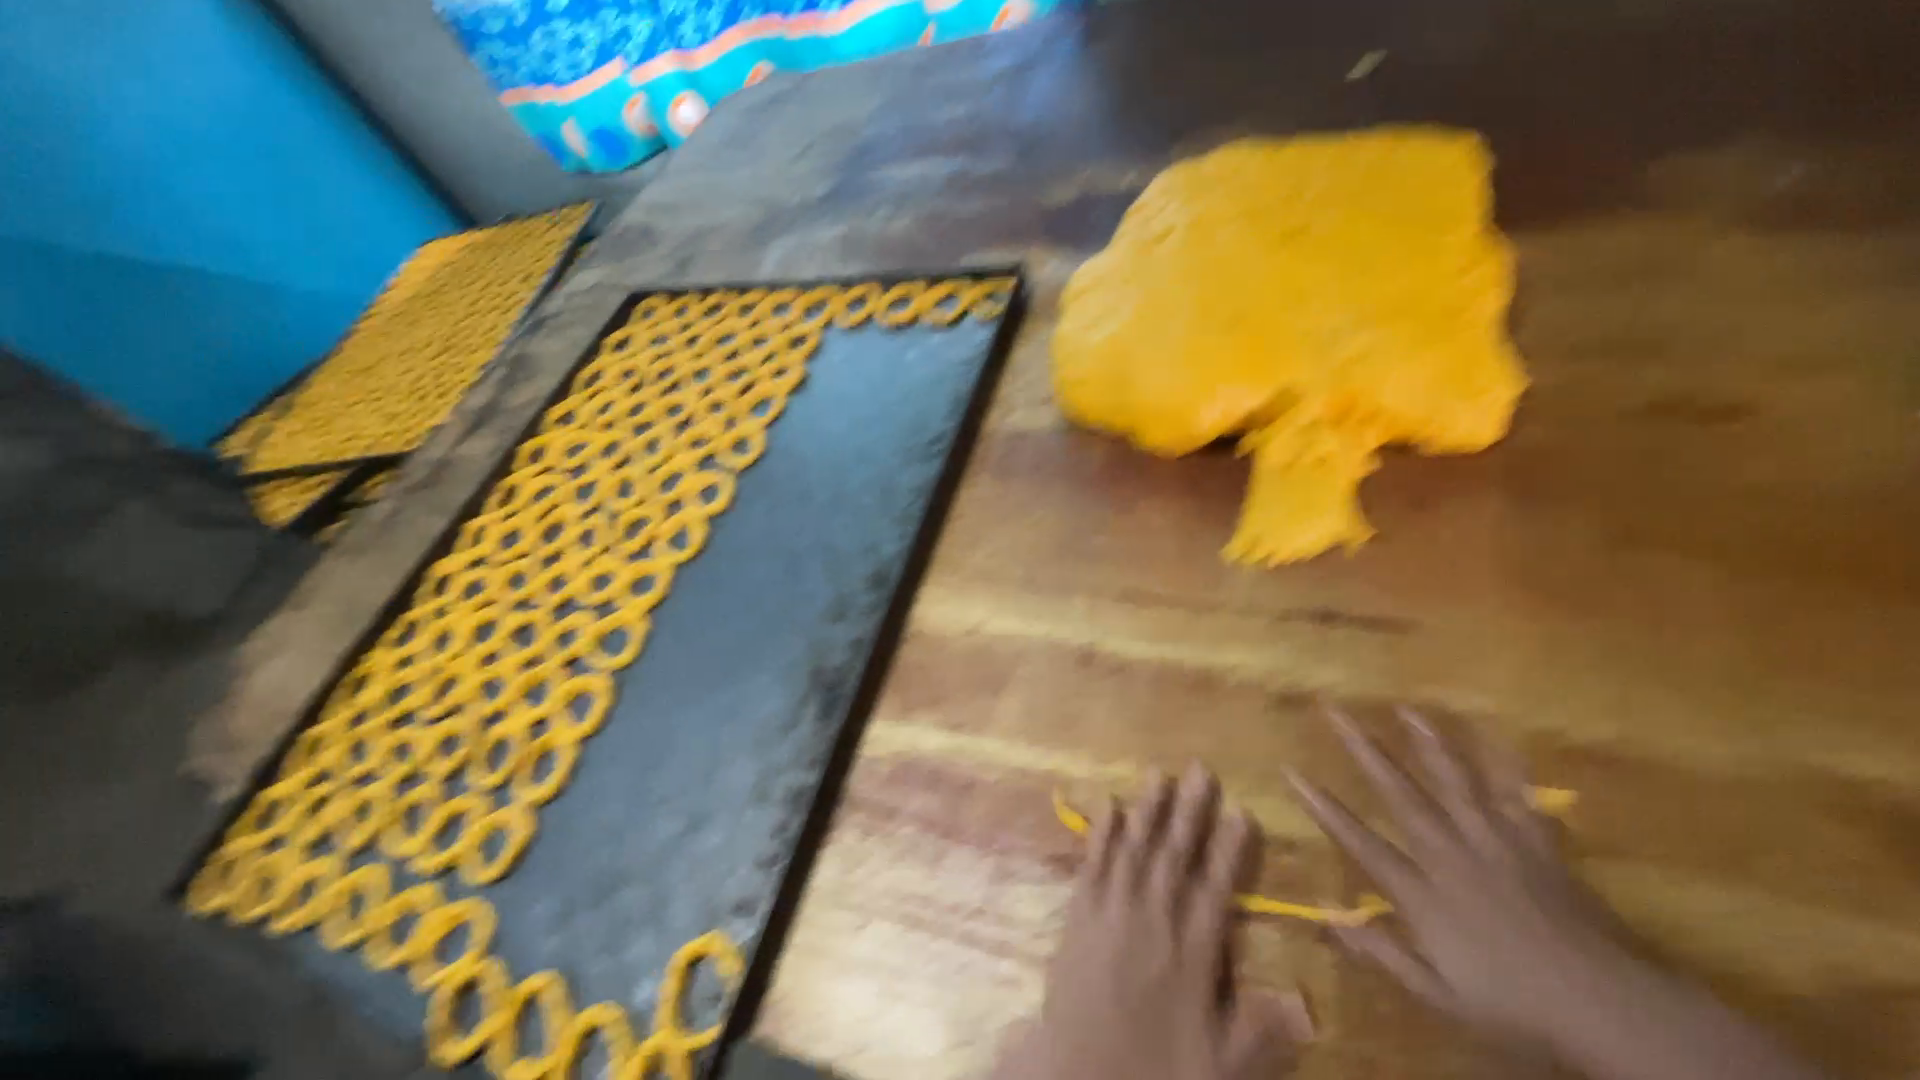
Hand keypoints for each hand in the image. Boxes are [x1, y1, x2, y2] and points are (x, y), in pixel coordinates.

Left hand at [995, 763, 1313, 1079]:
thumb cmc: (1154, 1070)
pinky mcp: (1077, 916)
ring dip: (1147, 810)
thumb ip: (1262, 1031)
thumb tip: (1309, 1003)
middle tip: (1200, 768)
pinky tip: (1107, 807)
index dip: (1231, 849)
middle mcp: (1153, 920)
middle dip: (1189, 811)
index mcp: (1192, 952)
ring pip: (1132, 850)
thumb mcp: (1220, 1064)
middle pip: (1173, 856)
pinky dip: (1099, 834)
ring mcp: (1111, 913)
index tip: (1242, 810)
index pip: (1216, 888)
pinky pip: (1090, 865)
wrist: (1078, 1075)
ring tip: (1159, 774)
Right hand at [1287, 706, 1637, 1050]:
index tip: (1292, 771)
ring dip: (1428, 743)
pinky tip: (1494, 739)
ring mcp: (1497, 844)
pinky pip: (1518, 797)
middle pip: (1401, 795)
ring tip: (1406, 709)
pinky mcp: (1538, 845)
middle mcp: (1451, 856)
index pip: (1360, 842)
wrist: (1605, 1001)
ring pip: (1455, 782)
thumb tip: (1325, 916)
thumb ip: (1382, 953)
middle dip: (1364, 751)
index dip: (1323, 807)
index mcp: (1423, 894)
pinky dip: (1505, 767)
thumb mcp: (1438, 995)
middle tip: (1337, 713)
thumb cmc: (1514, 1004)